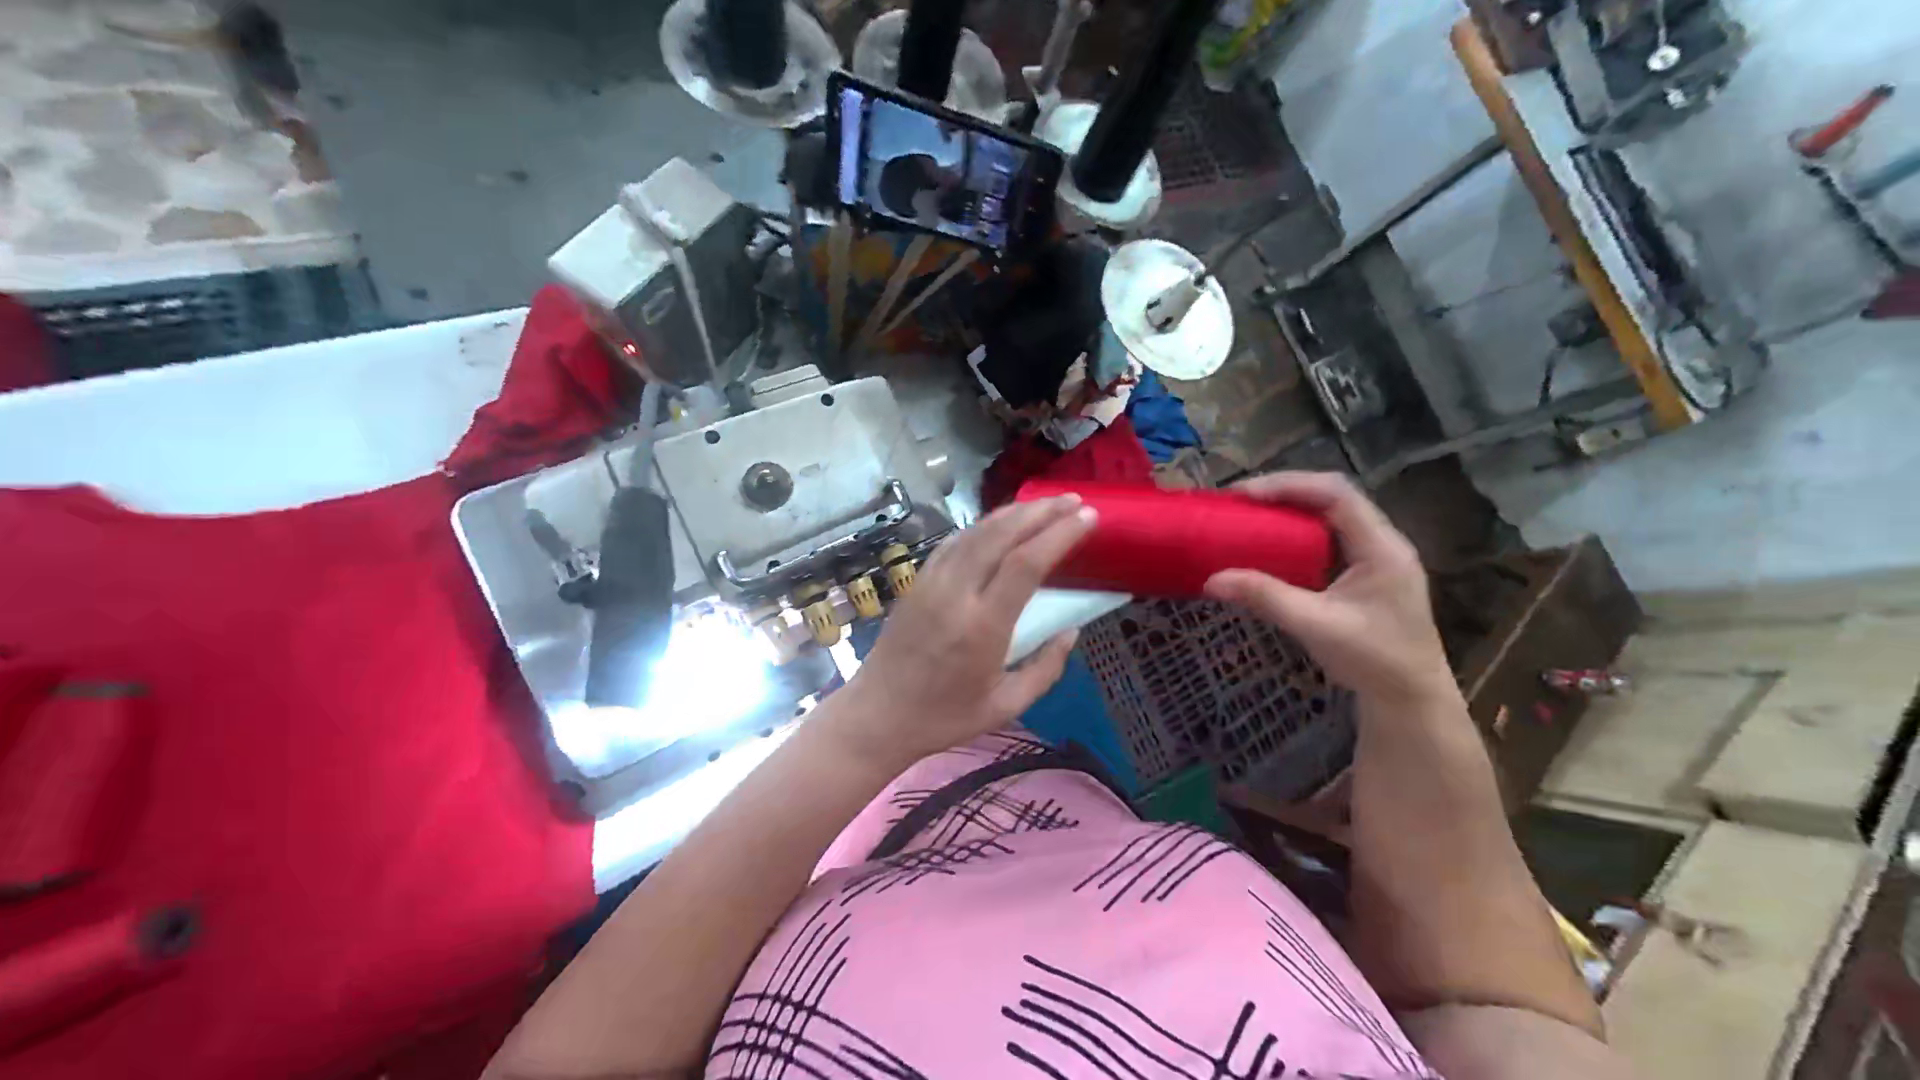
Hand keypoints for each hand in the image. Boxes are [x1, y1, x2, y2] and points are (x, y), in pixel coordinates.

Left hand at [825, 496, 1097, 767]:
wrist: (878, 715)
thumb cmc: (945, 717)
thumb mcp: (1006, 705)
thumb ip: (1046, 668)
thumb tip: (1071, 631)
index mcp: (983, 626)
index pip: (1026, 564)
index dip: (1059, 533)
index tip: (1088, 517)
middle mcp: (955, 594)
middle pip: (1001, 534)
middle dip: (1041, 511)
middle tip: (1073, 500)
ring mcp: (931, 583)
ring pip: (975, 532)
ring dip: (1013, 513)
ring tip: (1045, 505)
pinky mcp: (916, 582)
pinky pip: (954, 542)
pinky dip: (982, 527)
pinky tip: (999, 524)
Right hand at [1203, 472, 1454, 708]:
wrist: (1410, 698)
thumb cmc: (1373, 661)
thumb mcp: (1315, 627)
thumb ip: (1266, 597)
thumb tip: (1211, 579)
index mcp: (1381, 547)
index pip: (1336, 494)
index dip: (1289, 485)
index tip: (1245, 494)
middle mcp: (1383, 542)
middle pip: (1333, 496)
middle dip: (1284, 491)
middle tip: (1239, 501)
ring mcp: (1377, 555)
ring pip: (1331, 513)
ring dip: (1290, 507)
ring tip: (1249, 513)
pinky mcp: (1366, 571)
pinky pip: (1328, 535)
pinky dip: (1296, 529)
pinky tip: (1272, 541)